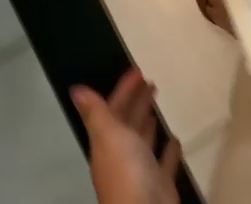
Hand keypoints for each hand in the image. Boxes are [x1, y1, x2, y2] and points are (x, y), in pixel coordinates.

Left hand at [73, 70, 181, 203]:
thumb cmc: (126, 171)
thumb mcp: (109, 137)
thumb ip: (97, 113)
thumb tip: (76, 89)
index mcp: (108, 144)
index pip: (113, 111)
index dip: (123, 90)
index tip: (138, 70)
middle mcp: (122, 156)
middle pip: (128, 124)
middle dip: (137, 102)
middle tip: (150, 82)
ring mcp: (141, 170)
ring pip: (144, 141)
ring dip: (148, 123)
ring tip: (156, 107)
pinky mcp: (159, 181)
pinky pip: (163, 161)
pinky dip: (168, 149)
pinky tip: (174, 139)